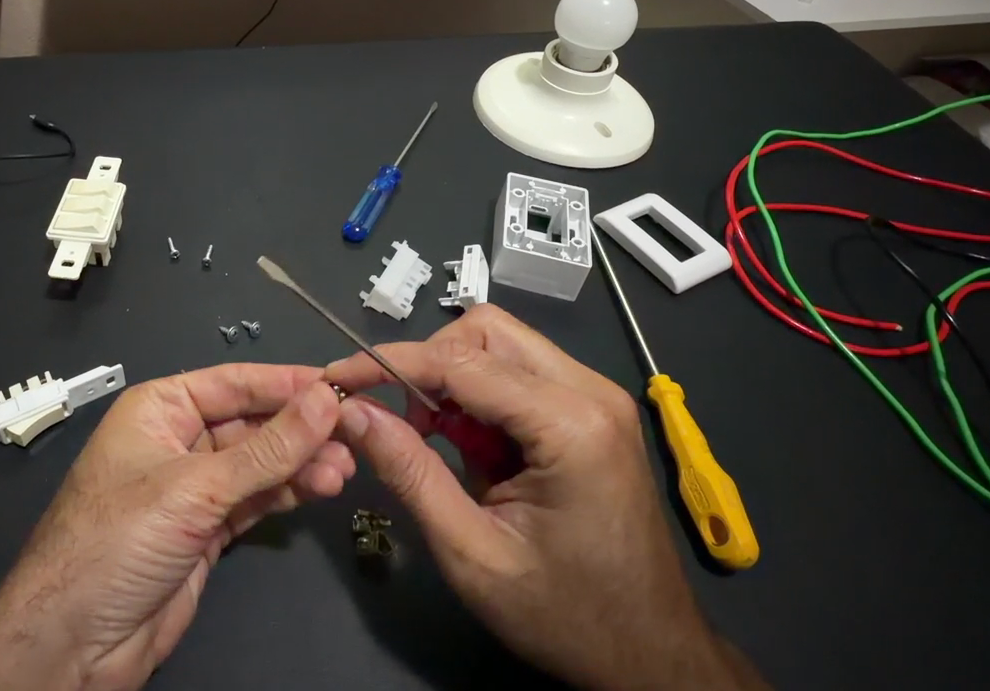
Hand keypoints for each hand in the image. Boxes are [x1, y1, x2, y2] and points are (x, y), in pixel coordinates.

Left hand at [0, 365, 350, 690]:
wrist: (72, 643)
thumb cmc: (119, 541)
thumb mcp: (196, 488)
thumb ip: (267, 448)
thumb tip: (326, 399)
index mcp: (160, 409)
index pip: (234, 383)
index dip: (287, 383)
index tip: (341, 384)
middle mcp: (178, 439)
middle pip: (251, 423)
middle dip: (300, 430)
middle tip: (353, 436)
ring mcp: (192, 488)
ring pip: (258, 463)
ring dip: (300, 464)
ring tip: (345, 470)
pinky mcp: (205, 530)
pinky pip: (254, 499)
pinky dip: (285, 493)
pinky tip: (319, 489)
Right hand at [324, 305, 765, 690]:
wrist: (651, 656)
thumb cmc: (565, 615)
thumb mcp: (472, 554)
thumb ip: (410, 473)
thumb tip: (352, 412)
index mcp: (571, 425)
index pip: (461, 361)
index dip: (390, 362)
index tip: (338, 378)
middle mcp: (591, 392)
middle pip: (486, 332)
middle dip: (429, 365)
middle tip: (401, 422)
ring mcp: (597, 397)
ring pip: (501, 345)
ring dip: (454, 381)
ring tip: (437, 442)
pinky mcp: (592, 411)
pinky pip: (519, 373)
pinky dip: (480, 398)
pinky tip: (473, 449)